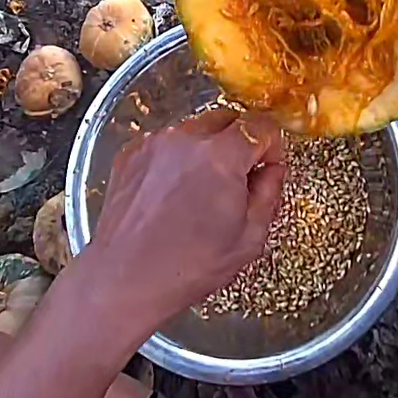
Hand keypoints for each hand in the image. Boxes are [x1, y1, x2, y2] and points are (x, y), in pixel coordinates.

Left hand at [68, 109, 286, 343]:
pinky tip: (174, 192)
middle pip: (227, 118)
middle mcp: (186, 140)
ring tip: (202, 188)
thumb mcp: (249, 239)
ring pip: (195, 129)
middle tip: (240, 175)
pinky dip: (177, 157)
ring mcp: (154, 143)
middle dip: (240, 141)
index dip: (272, 145)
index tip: (269, 164)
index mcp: (221, 157)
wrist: (124, 278)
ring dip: (207, 148)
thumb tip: (272, 170)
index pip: (260, 126)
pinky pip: (166, 143)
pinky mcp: (131, 153)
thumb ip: (269, 194)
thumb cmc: (188, 266)